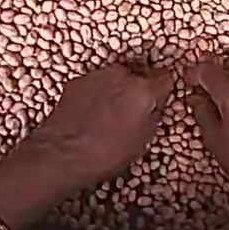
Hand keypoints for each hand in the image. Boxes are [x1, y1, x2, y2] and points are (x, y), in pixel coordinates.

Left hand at [27, 61, 172, 188]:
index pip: (165, 79)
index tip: (160, 101)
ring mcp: (97, 76)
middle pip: (139, 76)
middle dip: (139, 90)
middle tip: (135, 113)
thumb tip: (153, 108)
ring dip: (117, 92)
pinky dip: (97, 95)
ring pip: (115, 79)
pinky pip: (95, 85)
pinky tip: (93, 116)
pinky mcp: (77, 82)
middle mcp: (121, 75)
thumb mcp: (143, 141)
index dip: (163, 92)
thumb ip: (153, 117)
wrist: (63, 154)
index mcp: (143, 90)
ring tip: (111, 117)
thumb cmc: (106, 152)